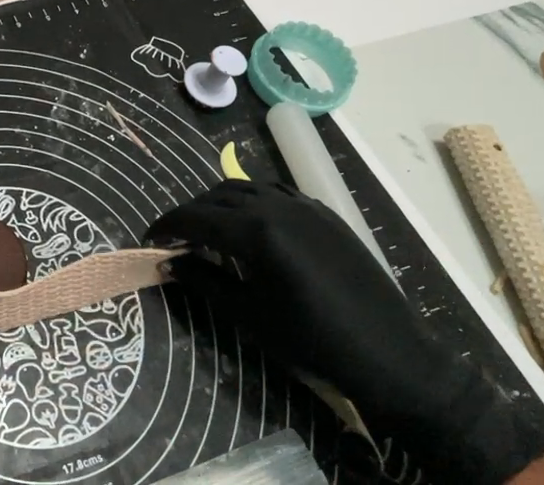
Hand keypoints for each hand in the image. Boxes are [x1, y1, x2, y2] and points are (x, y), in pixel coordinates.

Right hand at [148, 180, 543, 484]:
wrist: (394, 356)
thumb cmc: (314, 341)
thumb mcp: (249, 316)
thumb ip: (204, 283)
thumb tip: (169, 264)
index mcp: (256, 231)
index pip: (195, 216)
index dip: (167, 226)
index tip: (149, 240)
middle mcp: (277, 206)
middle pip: (217, 196)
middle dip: (191, 213)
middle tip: (177, 238)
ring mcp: (304, 206)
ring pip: (246, 188)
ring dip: (220, 203)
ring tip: (209, 229)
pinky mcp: (325, 214)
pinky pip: (276, 193)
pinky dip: (252, 201)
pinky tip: (252, 225)